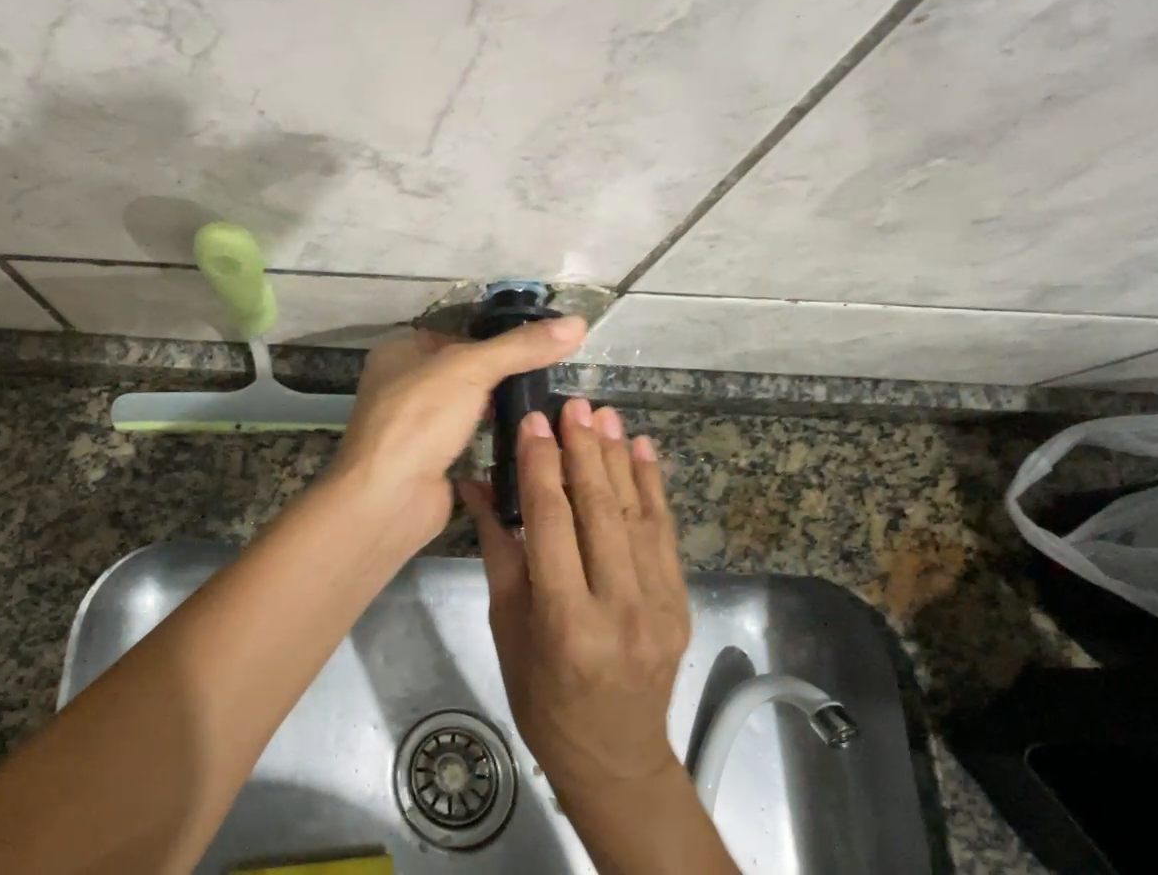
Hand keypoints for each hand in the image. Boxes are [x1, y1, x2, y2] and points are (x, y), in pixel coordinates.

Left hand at [327, 316, 586, 546]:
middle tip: (553, 378)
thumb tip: (577, 323)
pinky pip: (470, 443)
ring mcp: (416, 427)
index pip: (456, 335)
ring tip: (549, 407)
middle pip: (464, 373)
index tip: (542, 346)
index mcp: (399, 353)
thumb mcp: (471, 369)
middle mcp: (402, 386)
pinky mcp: (430, 462)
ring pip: (468, 409)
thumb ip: (521, 347)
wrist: (388, 498)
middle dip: (503, 377)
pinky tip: (529, 440)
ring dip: (500, 411)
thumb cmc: (419, 419)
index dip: (496, 340)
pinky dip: (494, 442)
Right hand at [464, 399, 691, 806]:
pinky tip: (642, 451)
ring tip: (604, 414)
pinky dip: (654, 488)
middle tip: (572, 405)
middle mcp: (619, 607)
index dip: (540, 467)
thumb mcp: (506, 625)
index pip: (551, 523)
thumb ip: (499, 551)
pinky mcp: (681, 603)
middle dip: (583, 451)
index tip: (532, 422)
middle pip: (599, 511)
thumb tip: (477, 487)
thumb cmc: (541, 694)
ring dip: (619, 459)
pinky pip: (666, 535)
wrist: (611, 751)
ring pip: (637, 515)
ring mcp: (659, 605)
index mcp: (565, 619)